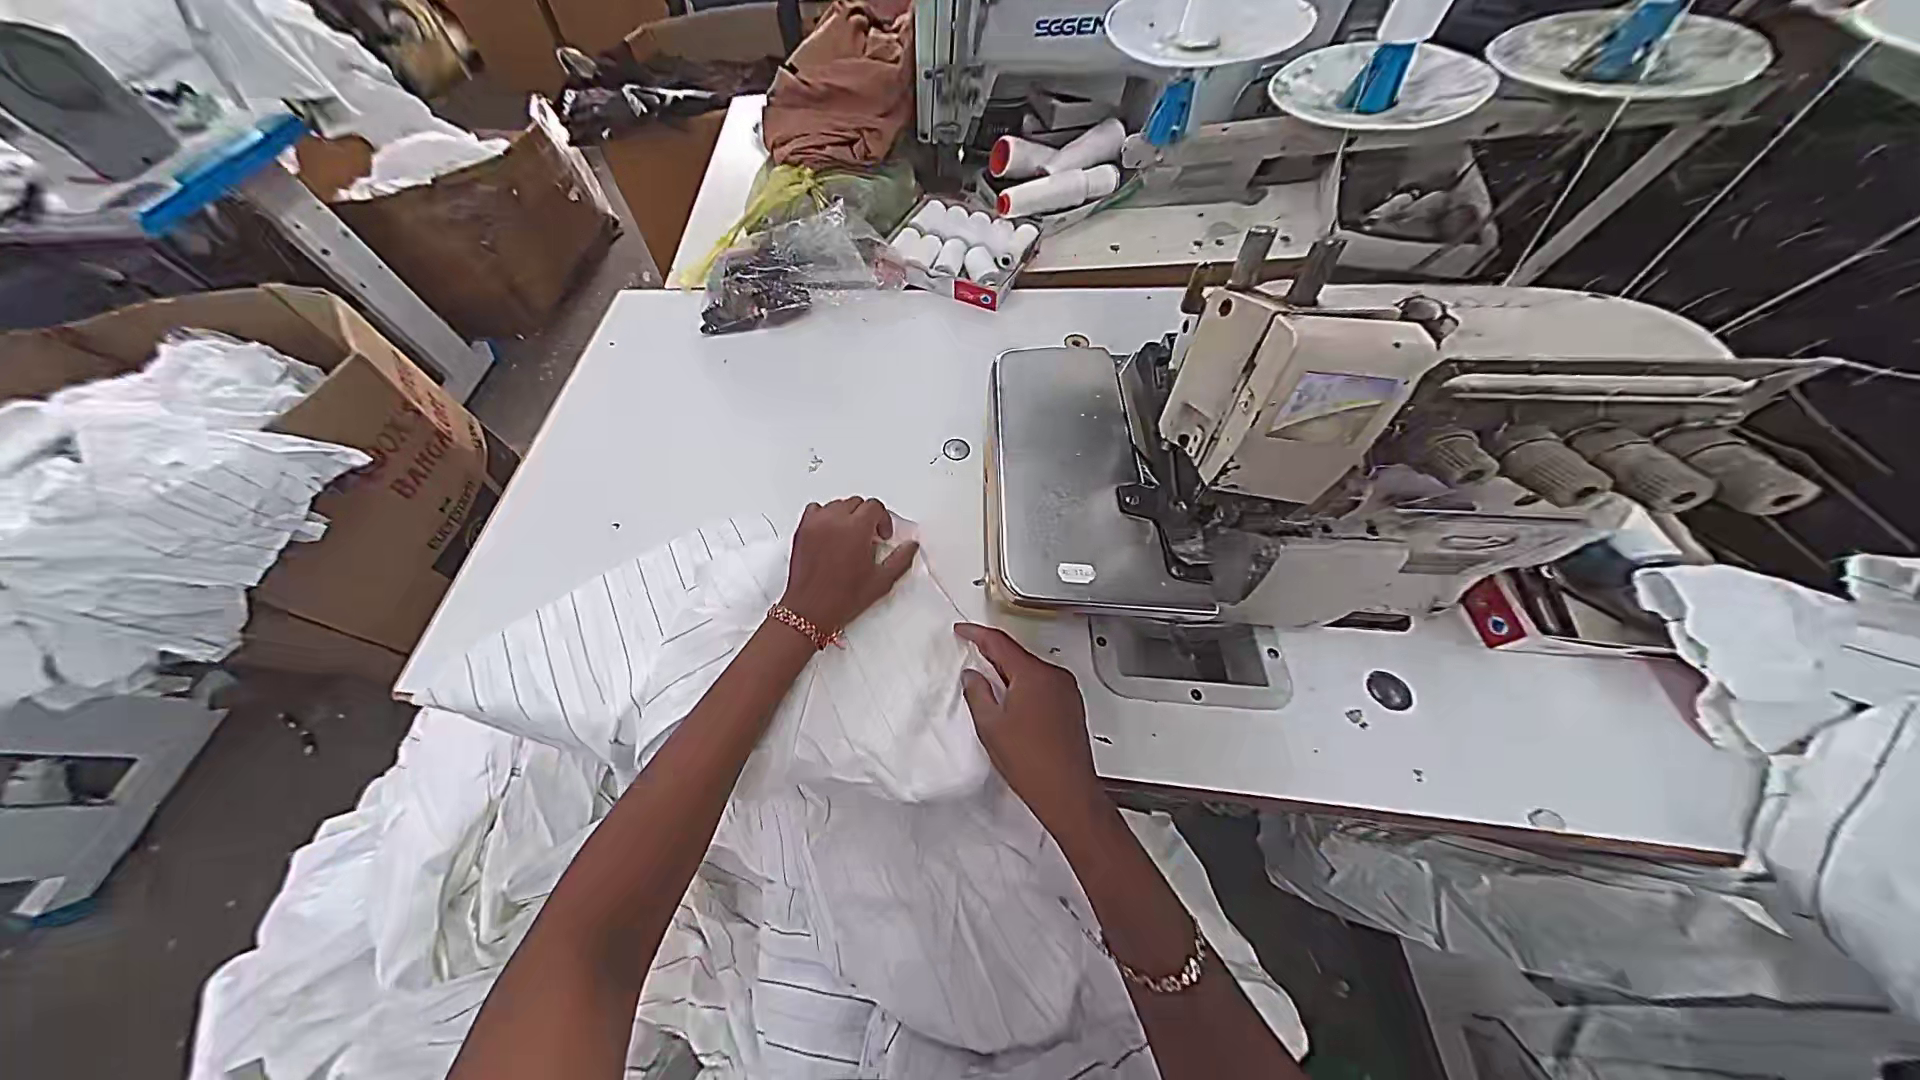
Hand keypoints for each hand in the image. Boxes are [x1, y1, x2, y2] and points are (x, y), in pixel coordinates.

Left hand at [779, 497, 917, 635]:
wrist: (811, 610)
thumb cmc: (841, 597)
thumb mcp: (882, 581)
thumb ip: (901, 559)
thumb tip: (910, 546)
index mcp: (857, 528)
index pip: (875, 506)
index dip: (883, 519)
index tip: (883, 534)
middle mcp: (835, 521)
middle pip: (857, 503)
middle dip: (867, 517)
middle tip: (870, 537)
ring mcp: (816, 524)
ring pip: (837, 505)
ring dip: (847, 516)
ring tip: (850, 536)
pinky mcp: (802, 530)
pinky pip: (815, 510)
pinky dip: (824, 516)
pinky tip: (830, 532)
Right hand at [955, 623, 1107, 833]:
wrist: (1067, 792)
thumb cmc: (1033, 764)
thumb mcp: (990, 725)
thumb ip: (977, 693)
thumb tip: (973, 676)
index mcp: (1033, 675)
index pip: (999, 642)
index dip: (976, 633)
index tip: (963, 630)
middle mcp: (1054, 677)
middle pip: (1017, 655)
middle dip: (993, 657)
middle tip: (973, 659)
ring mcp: (1066, 690)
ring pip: (1031, 670)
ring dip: (1010, 675)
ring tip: (992, 693)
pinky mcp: (1072, 704)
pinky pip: (1044, 684)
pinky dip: (1026, 687)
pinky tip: (1015, 706)